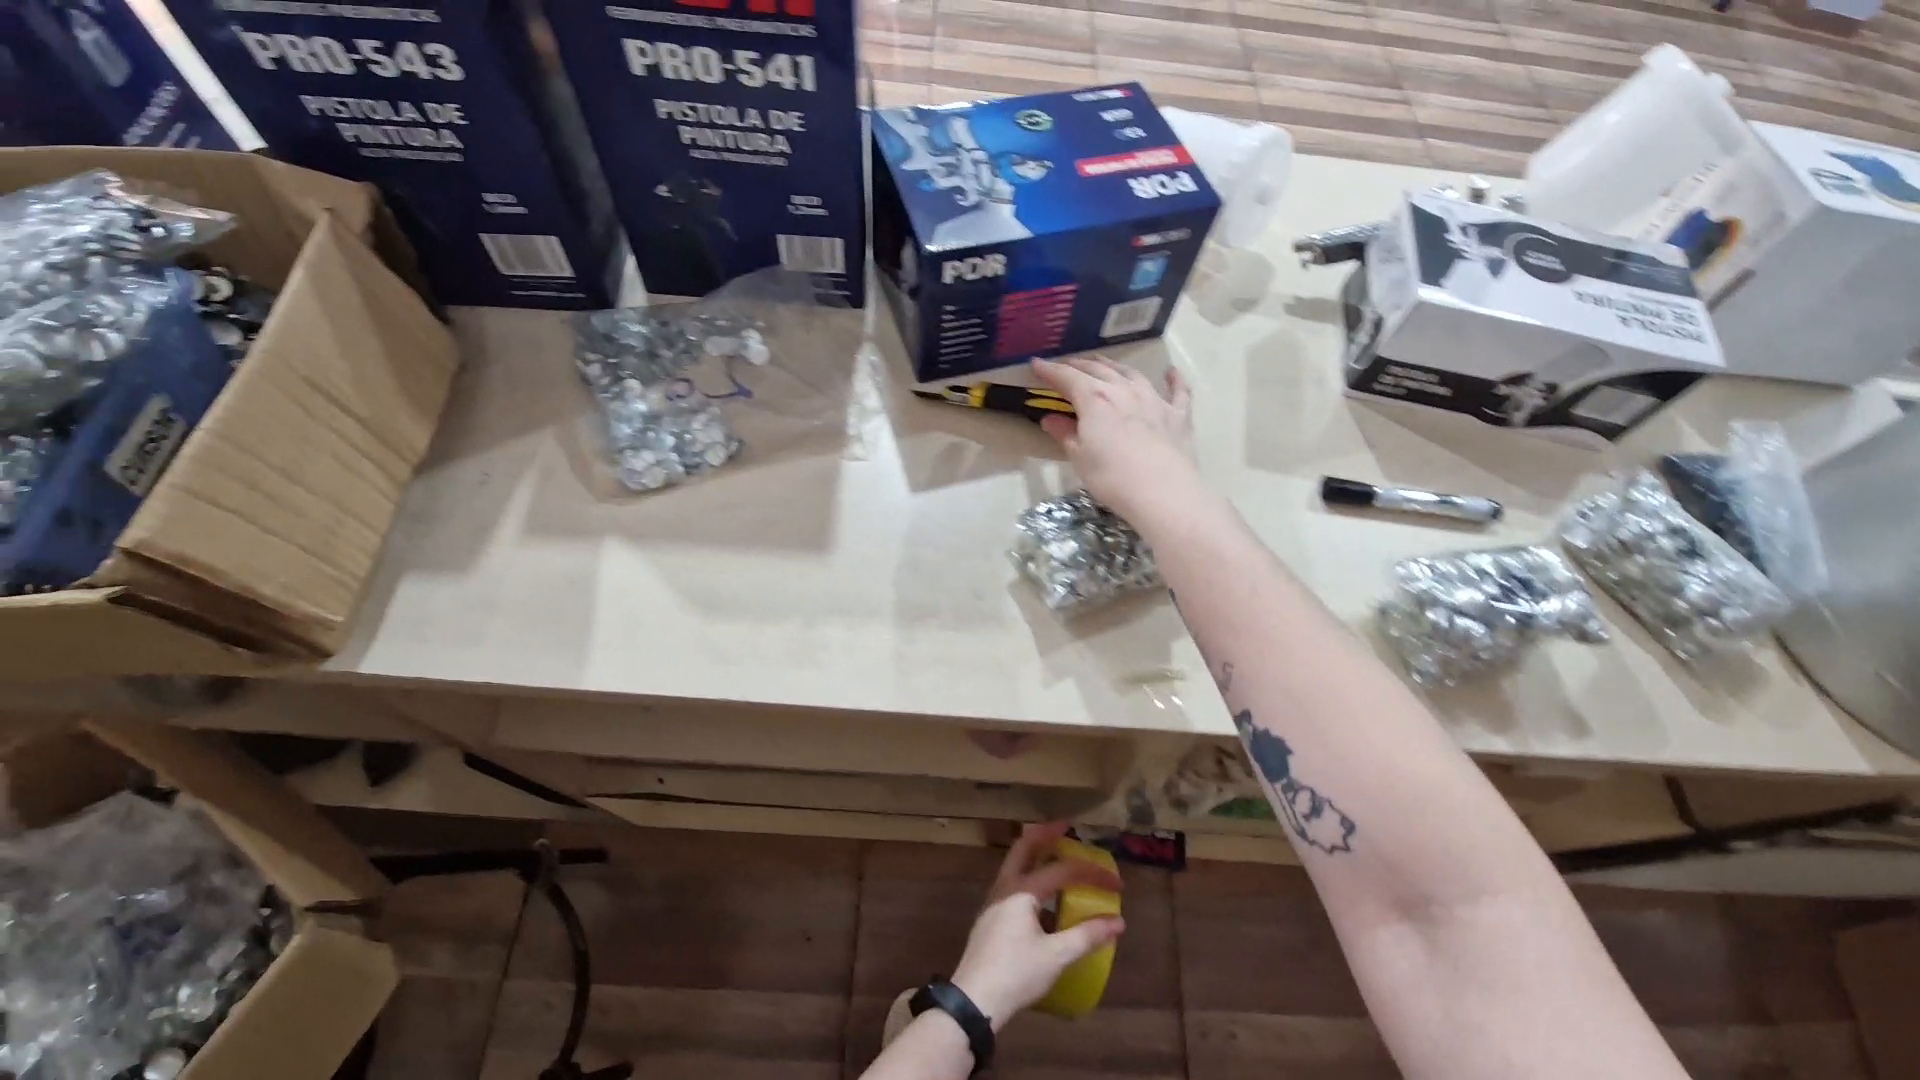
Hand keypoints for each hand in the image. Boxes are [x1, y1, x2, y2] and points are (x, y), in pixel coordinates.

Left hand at [950, 823, 1125, 1030]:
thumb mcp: (1056, 956)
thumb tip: (1118, 921)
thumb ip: (1087, 936)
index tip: (1118, 885)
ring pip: (1015, 864)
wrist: (973, 1000)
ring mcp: (994, 902)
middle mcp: (1005, 888)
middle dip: (1046, 834)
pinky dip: (1030, 877)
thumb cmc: (1016, 973)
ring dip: (1035, 854)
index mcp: (1022, 890)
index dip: (1093, 874)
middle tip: (1066, 826)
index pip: (1064, 870)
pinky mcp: (990, 919)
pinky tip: (1043, 900)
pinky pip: (1012, 884)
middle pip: (1025, 847)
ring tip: (1056, 855)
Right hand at [1032, 357, 1197, 522]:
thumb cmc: (1112, 478)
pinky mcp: (1178, 415)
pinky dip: (1173, 380)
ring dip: (1114, 367)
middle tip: (1067, 366)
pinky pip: (1178, 391)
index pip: (1067, 378)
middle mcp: (1124, 390)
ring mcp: (1154, 400)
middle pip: (1098, 370)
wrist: (1163, 493)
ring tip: (1104, 364)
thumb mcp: (1080, 458)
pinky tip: (1170, 372)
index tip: (1036, 364)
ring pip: (1131, 374)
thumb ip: (1066, 434)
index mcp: (1095, 399)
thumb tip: (1051, 419)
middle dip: (1079, 366)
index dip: (1050, 370)